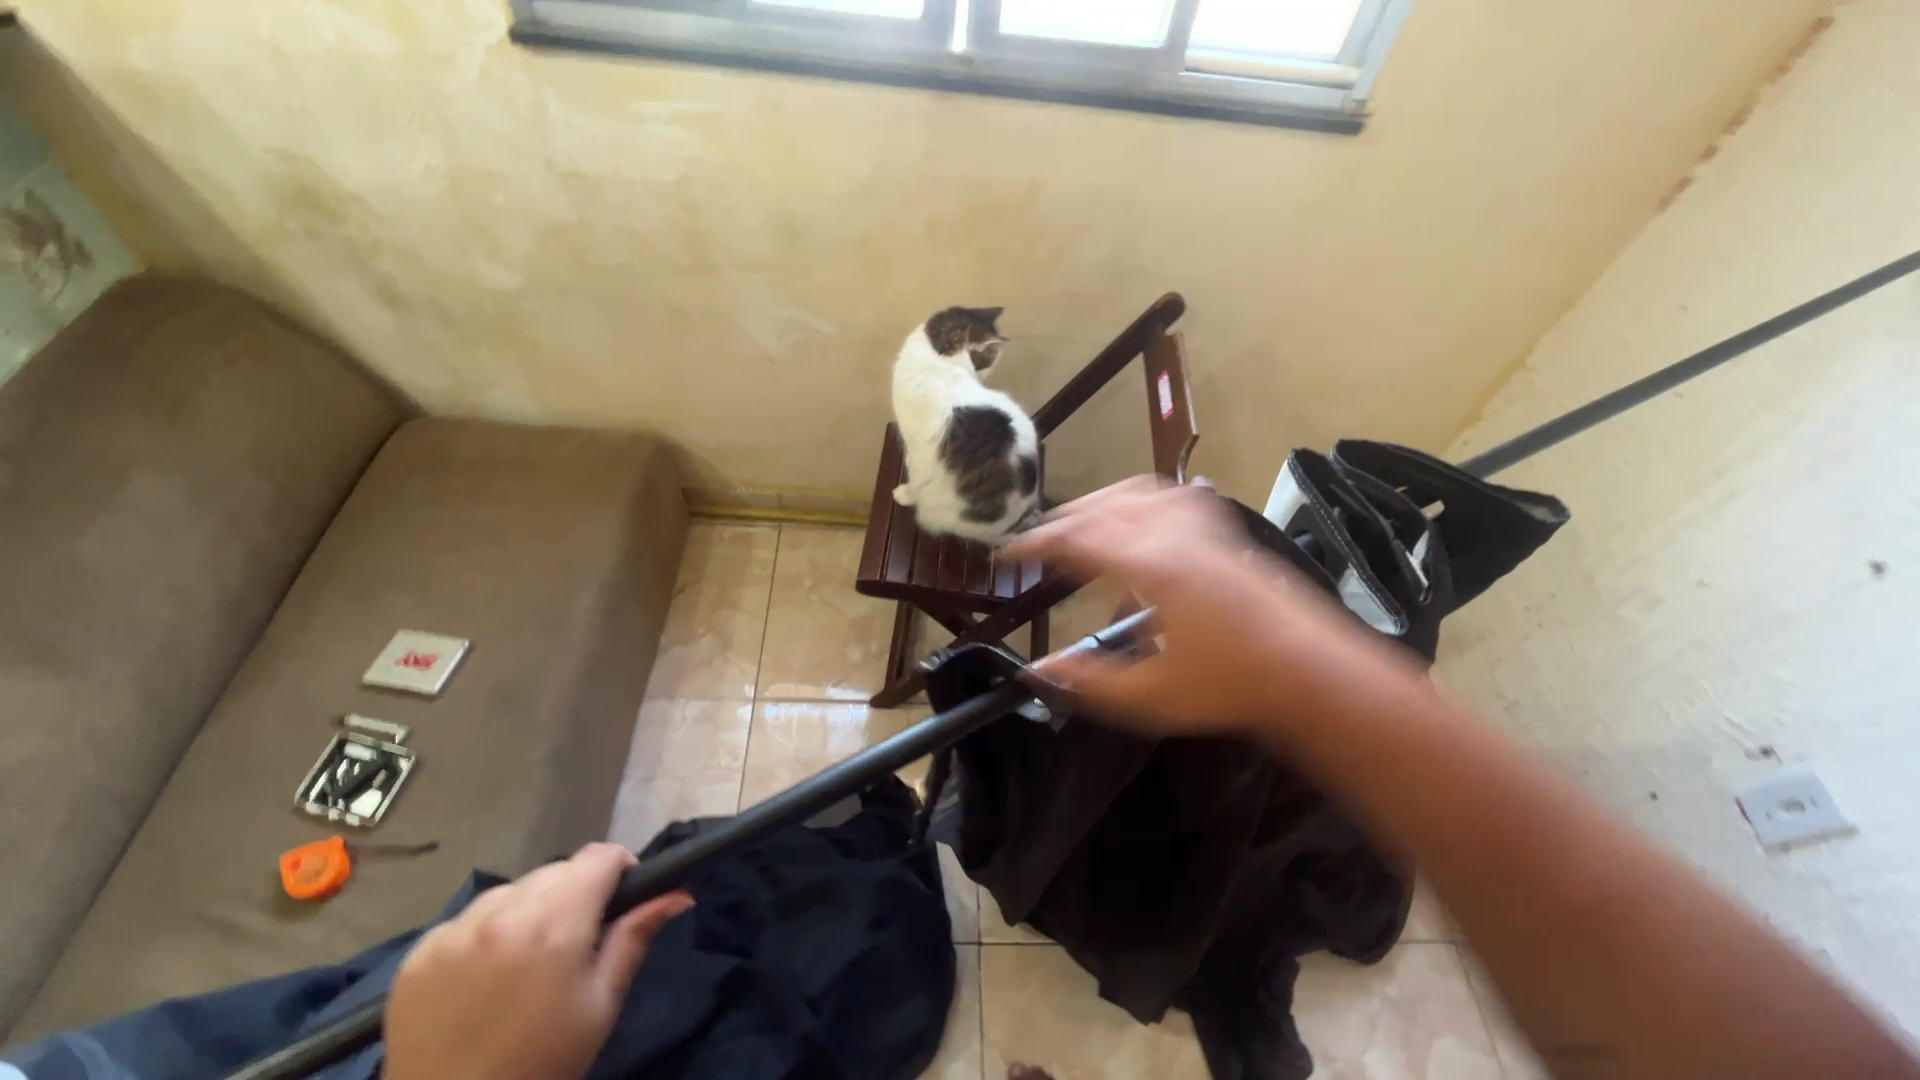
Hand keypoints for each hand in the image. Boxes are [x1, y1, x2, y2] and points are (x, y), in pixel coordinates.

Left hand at [384, 843, 693, 1079]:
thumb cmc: (543, 1063)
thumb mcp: (602, 1003)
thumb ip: (635, 936)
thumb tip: (678, 891)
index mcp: (555, 924)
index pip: (599, 857)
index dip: (620, 868)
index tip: (623, 897)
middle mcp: (503, 913)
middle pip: (556, 871)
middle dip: (575, 892)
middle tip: (577, 941)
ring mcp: (454, 931)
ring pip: (511, 890)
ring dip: (530, 908)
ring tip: (527, 959)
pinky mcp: (418, 953)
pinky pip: (466, 920)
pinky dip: (484, 933)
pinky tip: (485, 976)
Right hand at [1009, 477, 1424, 739]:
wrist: (1312, 675)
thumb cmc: (1230, 687)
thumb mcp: (1149, 696)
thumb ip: (1087, 682)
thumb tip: (1035, 672)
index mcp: (1153, 569)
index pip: (1080, 539)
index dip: (1038, 543)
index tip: (1009, 553)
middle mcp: (1176, 537)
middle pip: (1107, 506)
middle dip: (1066, 520)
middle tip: (1040, 544)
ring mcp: (1206, 531)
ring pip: (1142, 492)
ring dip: (1103, 503)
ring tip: (1082, 526)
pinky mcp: (1226, 537)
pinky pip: (1175, 497)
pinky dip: (1144, 500)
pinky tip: (1142, 521)